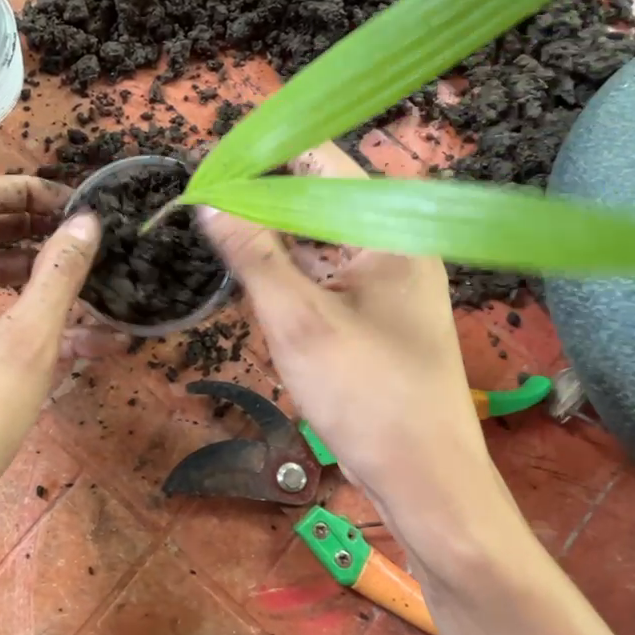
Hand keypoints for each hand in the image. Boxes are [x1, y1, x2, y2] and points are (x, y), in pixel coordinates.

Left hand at [0, 176, 121, 534]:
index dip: (27, 189)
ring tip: (94, 292)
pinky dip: (22, 318)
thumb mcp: (27, 340)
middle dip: (36, 231)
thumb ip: (59, 274)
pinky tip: (79, 342)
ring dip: (37, 279)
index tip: (75, 206)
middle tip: (88, 242)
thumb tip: (86, 222)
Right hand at [196, 143, 489, 537]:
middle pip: (323, 195)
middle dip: (264, 192)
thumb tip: (208, 201)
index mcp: (391, 230)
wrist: (428, 481)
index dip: (266, 153)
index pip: (324, 161)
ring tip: (221, 225)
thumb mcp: (297, 321)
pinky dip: (294, 263)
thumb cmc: (366, 396)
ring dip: (276, 229)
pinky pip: (331, 266)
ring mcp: (392, 277)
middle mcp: (398, 242)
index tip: (212, 162)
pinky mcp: (381, 309)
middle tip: (206, 196)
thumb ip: (252, 255)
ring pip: (324, 233)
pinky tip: (257, 269)